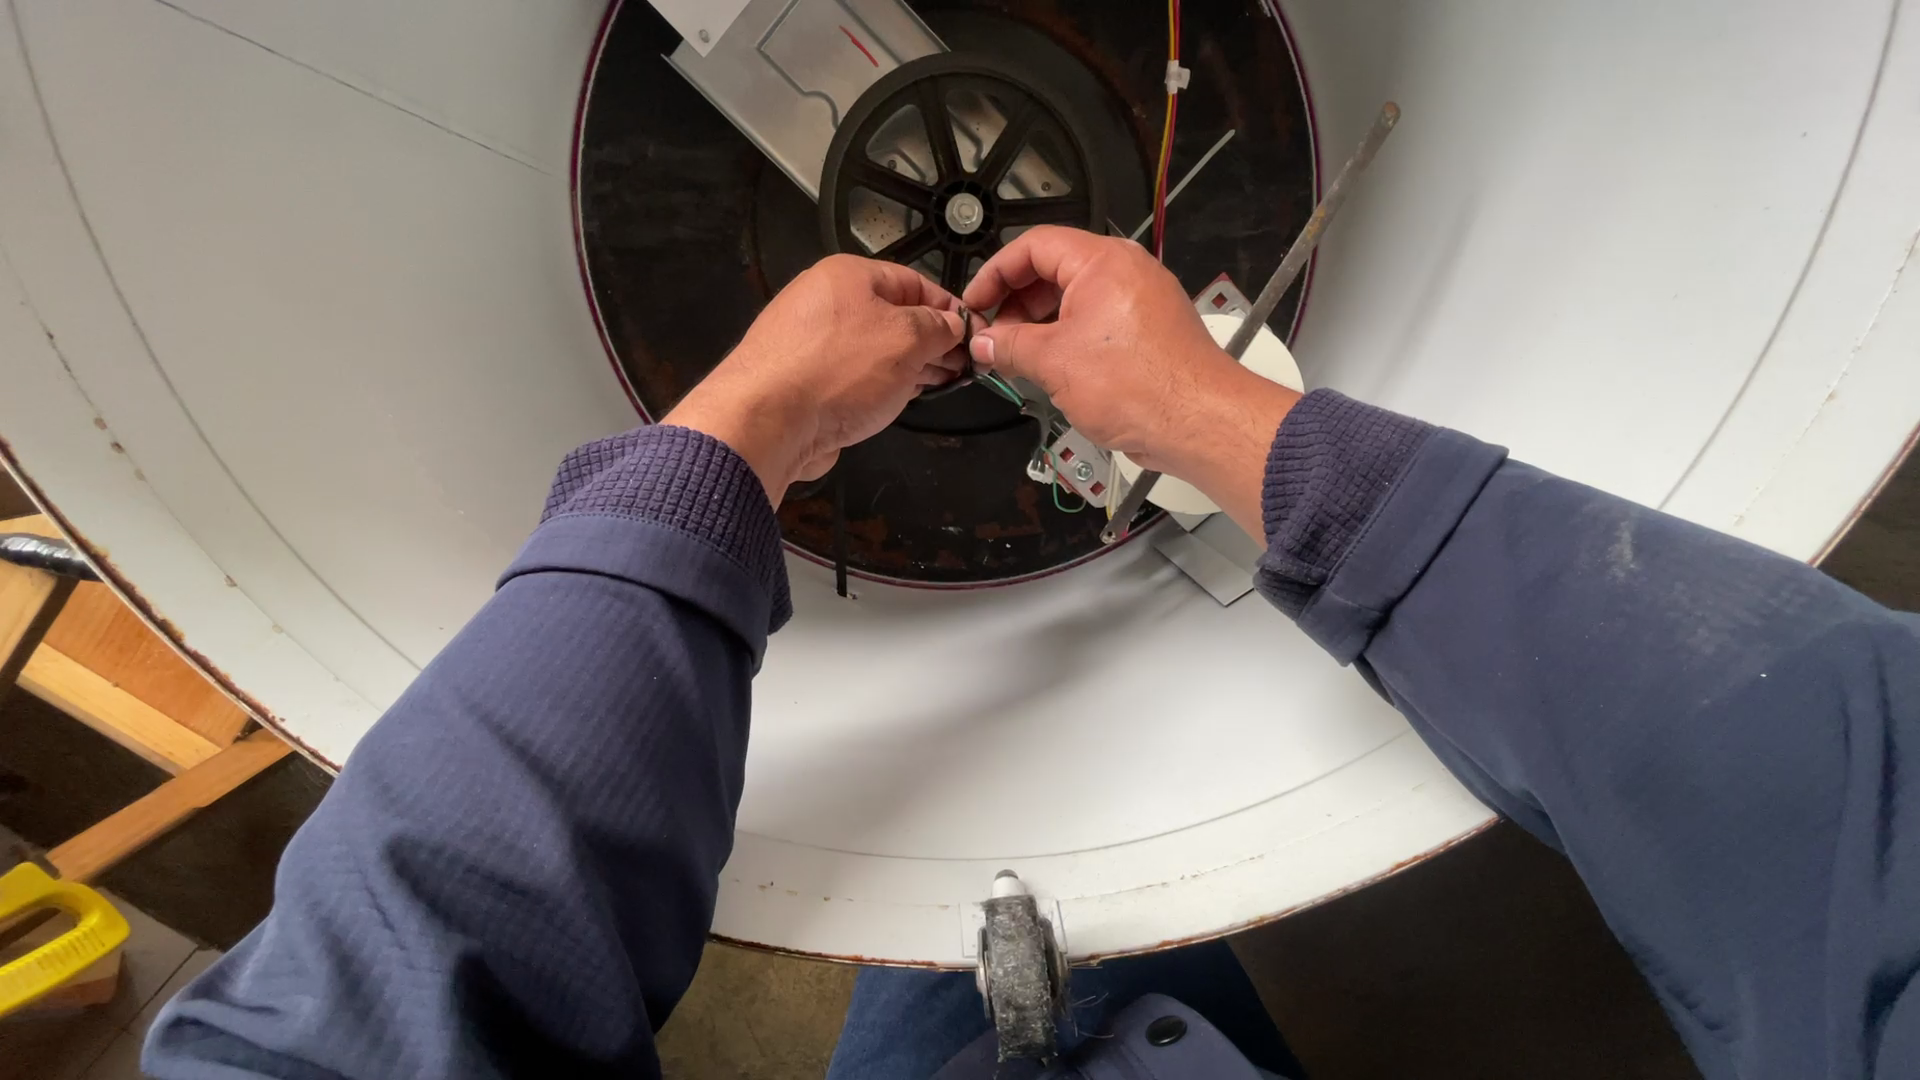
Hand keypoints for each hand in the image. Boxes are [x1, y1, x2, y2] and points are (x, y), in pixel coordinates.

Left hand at [664, 254, 965, 501]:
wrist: (769, 422)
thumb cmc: (839, 370)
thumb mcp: (907, 340)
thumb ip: (938, 329)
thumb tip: (954, 327)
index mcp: (849, 276)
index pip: (914, 282)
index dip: (949, 309)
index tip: (974, 334)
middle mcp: (827, 304)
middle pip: (894, 317)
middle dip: (933, 342)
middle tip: (964, 366)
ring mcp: (813, 345)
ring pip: (876, 350)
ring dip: (911, 367)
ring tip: (943, 384)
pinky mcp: (806, 382)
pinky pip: (854, 377)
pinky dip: (882, 386)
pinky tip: (903, 399)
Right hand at [961, 227, 1298, 535]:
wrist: (1199, 422)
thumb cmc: (1134, 385)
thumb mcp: (1055, 362)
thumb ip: (1011, 346)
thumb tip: (983, 343)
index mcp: (1102, 262)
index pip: (1034, 246)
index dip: (996, 273)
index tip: (975, 304)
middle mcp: (1124, 272)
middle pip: (1054, 272)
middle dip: (1016, 304)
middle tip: (993, 338)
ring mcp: (1139, 302)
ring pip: (1075, 302)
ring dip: (1040, 327)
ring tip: (1017, 360)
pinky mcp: (1147, 333)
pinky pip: (1096, 325)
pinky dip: (1068, 341)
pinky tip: (1050, 371)